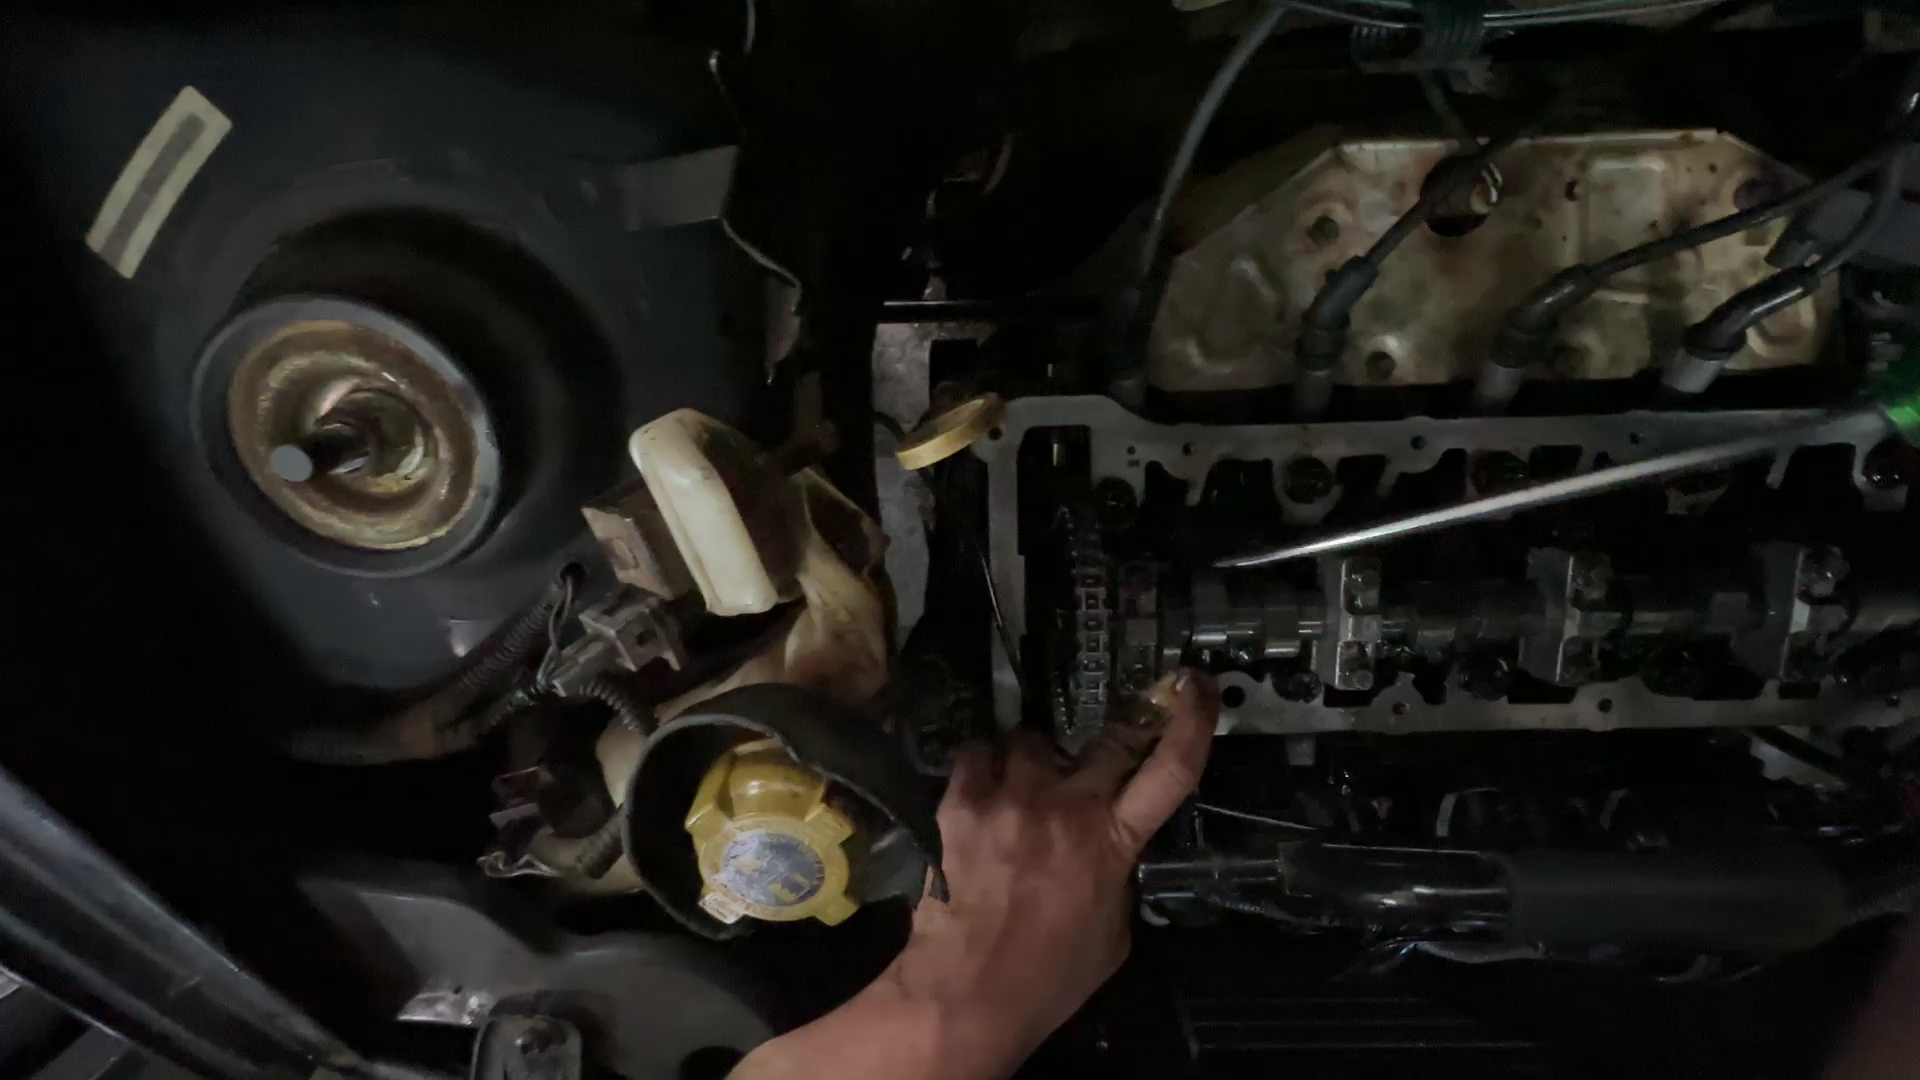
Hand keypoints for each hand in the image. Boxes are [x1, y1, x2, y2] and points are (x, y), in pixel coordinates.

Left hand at [725, 672, 1216, 1079]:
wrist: (968, 989)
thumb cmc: (1049, 974)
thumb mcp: (1113, 931)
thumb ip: (1118, 873)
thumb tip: (1110, 845)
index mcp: (1114, 840)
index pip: (1170, 770)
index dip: (1191, 721)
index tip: (1196, 686)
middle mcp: (1068, 805)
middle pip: (1104, 740)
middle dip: (1104, 744)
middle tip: (1085, 765)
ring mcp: (1014, 796)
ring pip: (1031, 740)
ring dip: (1031, 761)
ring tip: (1019, 790)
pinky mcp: (964, 799)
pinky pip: (977, 753)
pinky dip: (983, 767)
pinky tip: (980, 791)